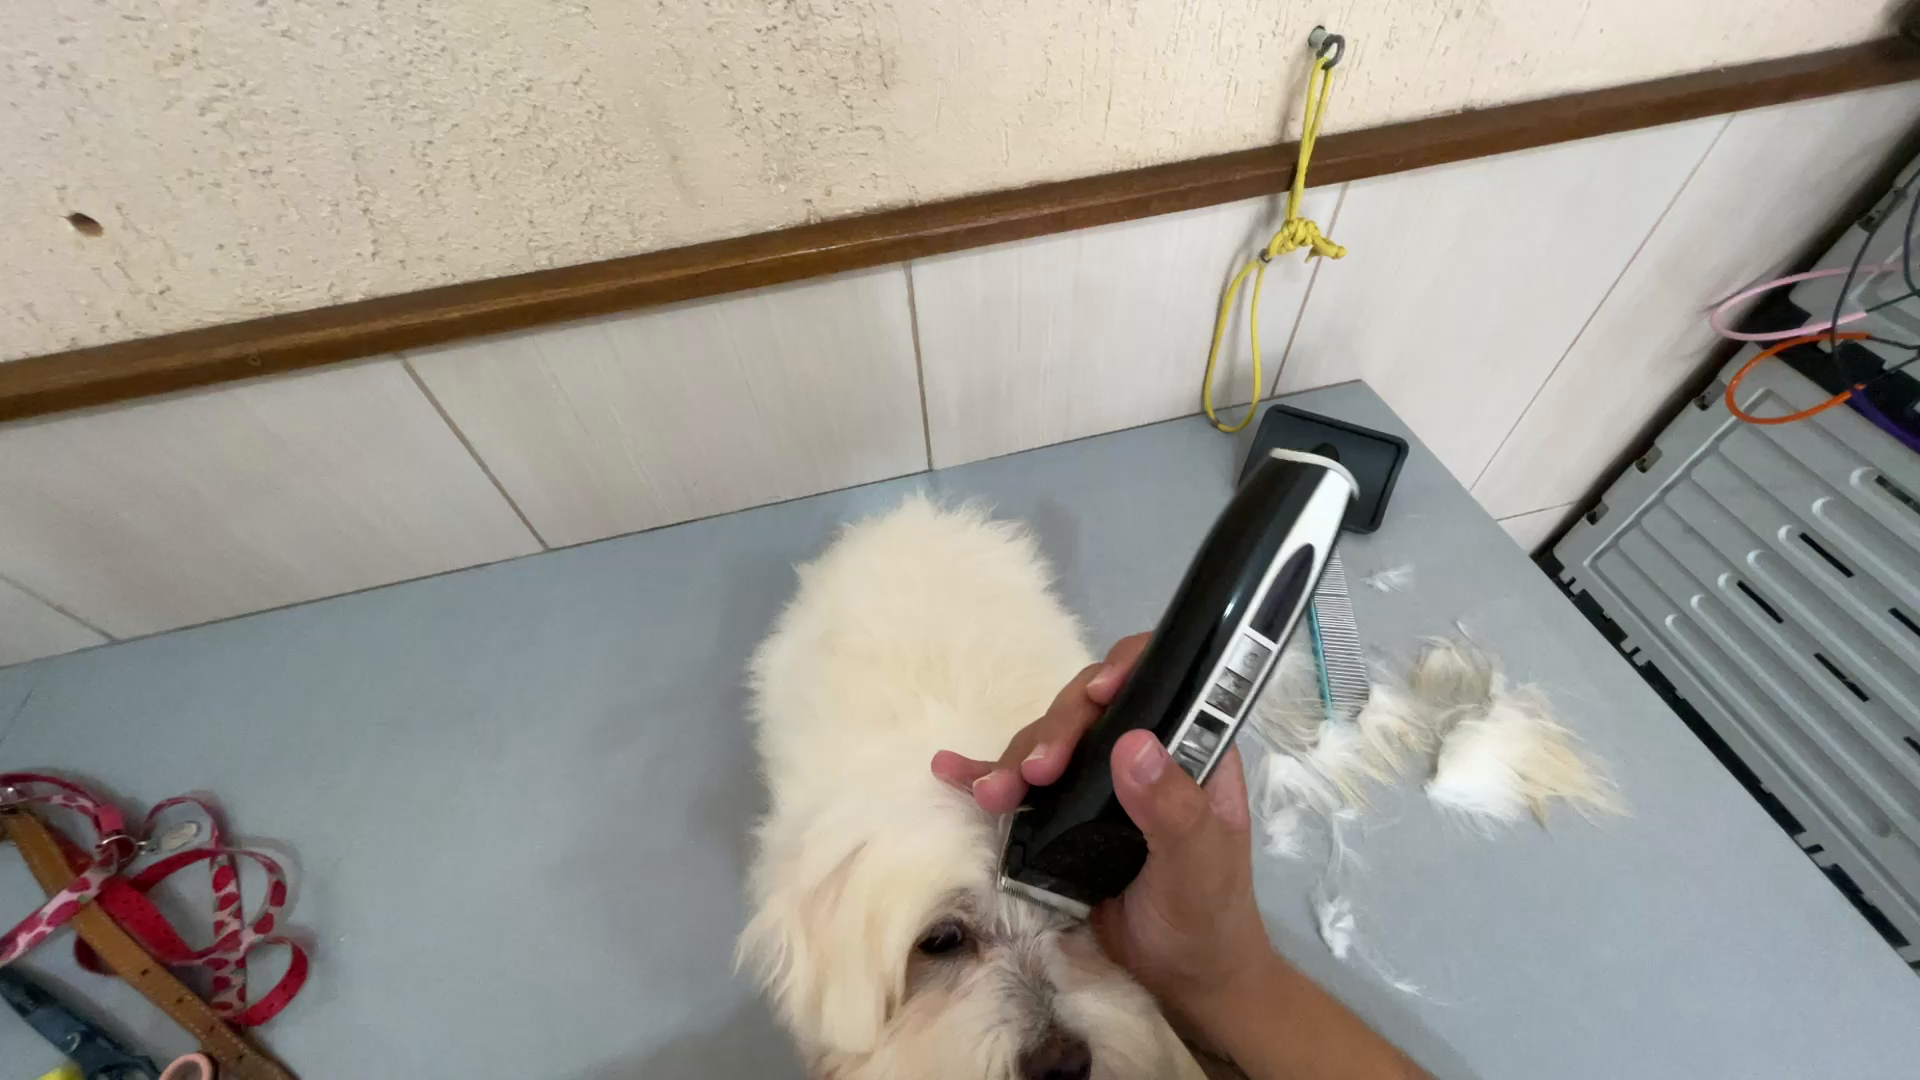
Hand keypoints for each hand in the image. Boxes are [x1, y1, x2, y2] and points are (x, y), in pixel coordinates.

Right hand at [930, 633, 1279, 1027]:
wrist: (1179, 976)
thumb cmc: (1206, 915)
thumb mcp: (1199, 866)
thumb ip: (1175, 810)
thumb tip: (1132, 743)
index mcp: (1187, 745)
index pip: (1159, 679)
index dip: (1127, 669)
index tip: (1098, 694)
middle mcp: (1139, 747)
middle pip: (1089, 705)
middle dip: (1055, 730)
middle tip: (1034, 775)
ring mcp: (1094, 776)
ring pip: (1049, 739)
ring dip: (1016, 759)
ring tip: (992, 795)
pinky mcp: (1058, 808)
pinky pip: (1019, 778)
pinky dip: (985, 770)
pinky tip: (953, 770)